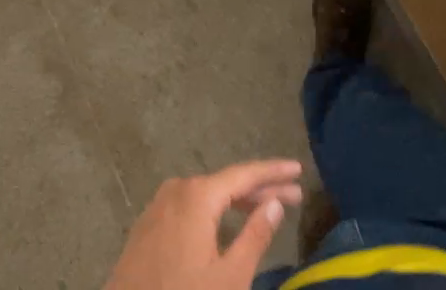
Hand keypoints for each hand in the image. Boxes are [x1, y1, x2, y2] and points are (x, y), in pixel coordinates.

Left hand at [104, 159, 303, 289]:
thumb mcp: (230, 276)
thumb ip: (255, 235)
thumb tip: (275, 203)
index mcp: (198, 195)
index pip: (245, 174)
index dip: (273, 172)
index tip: (298, 169)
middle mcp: (177, 191)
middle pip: (226, 183)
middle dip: (260, 189)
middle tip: (294, 195)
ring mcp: (158, 207)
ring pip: (207, 195)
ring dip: (237, 200)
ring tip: (265, 207)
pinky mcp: (147, 227)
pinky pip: (189, 207)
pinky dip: (213, 211)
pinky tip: (226, 222)